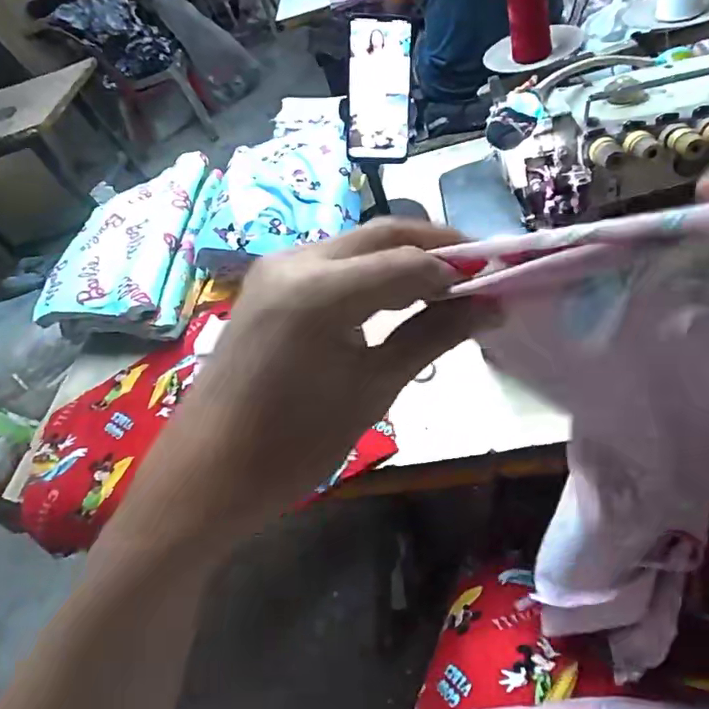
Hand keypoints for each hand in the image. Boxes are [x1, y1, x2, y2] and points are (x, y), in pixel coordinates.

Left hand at [108, 220, 491, 557]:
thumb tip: (489, 306)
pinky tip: (396, 298)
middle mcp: (296, 261)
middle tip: (482, 273)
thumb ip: (433, 336)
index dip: (460, 269)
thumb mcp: (373, 389)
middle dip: (437, 249)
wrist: (209, 473)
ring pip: (358, 245)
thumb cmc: (294, 445)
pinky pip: (333, 264)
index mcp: (321, 290)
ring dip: (405, 259)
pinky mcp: (269, 284)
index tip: (499, 285)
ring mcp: (277, 268)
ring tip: (448, 288)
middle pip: (384, 236)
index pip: (410, 261)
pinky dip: (371, 273)